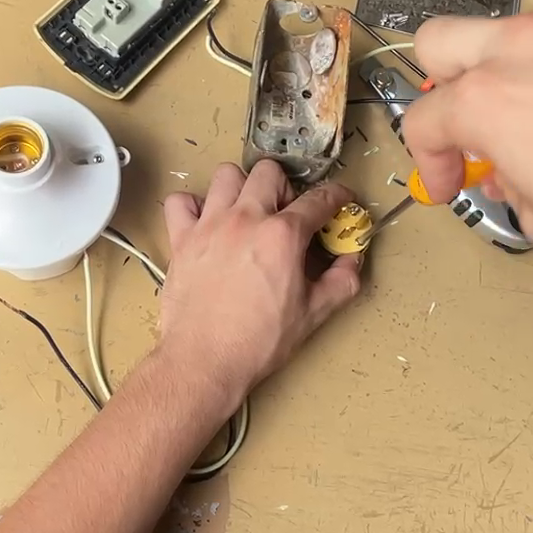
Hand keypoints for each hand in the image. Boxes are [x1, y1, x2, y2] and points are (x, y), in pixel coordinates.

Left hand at [156, 161, 364, 398]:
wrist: (205, 360)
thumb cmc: (257, 341)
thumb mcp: (313, 314)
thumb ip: (341, 282)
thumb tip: (352, 262)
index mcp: (282, 236)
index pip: (319, 199)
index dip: (337, 197)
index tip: (340, 201)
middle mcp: (245, 219)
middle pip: (269, 172)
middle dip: (285, 188)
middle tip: (286, 215)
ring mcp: (209, 226)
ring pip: (225, 175)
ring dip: (240, 188)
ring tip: (246, 213)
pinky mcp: (181, 240)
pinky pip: (180, 202)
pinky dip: (192, 206)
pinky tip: (205, 223)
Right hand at [404, 0, 532, 288]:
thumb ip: (511, 188)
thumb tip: (512, 173)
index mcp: (487, 101)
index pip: (422, 123)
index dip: (429, 163)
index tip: (451, 185)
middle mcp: (523, 48)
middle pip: (438, 42)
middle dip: (439, 88)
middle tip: (470, 130)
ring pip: (509, 32)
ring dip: (504, 72)